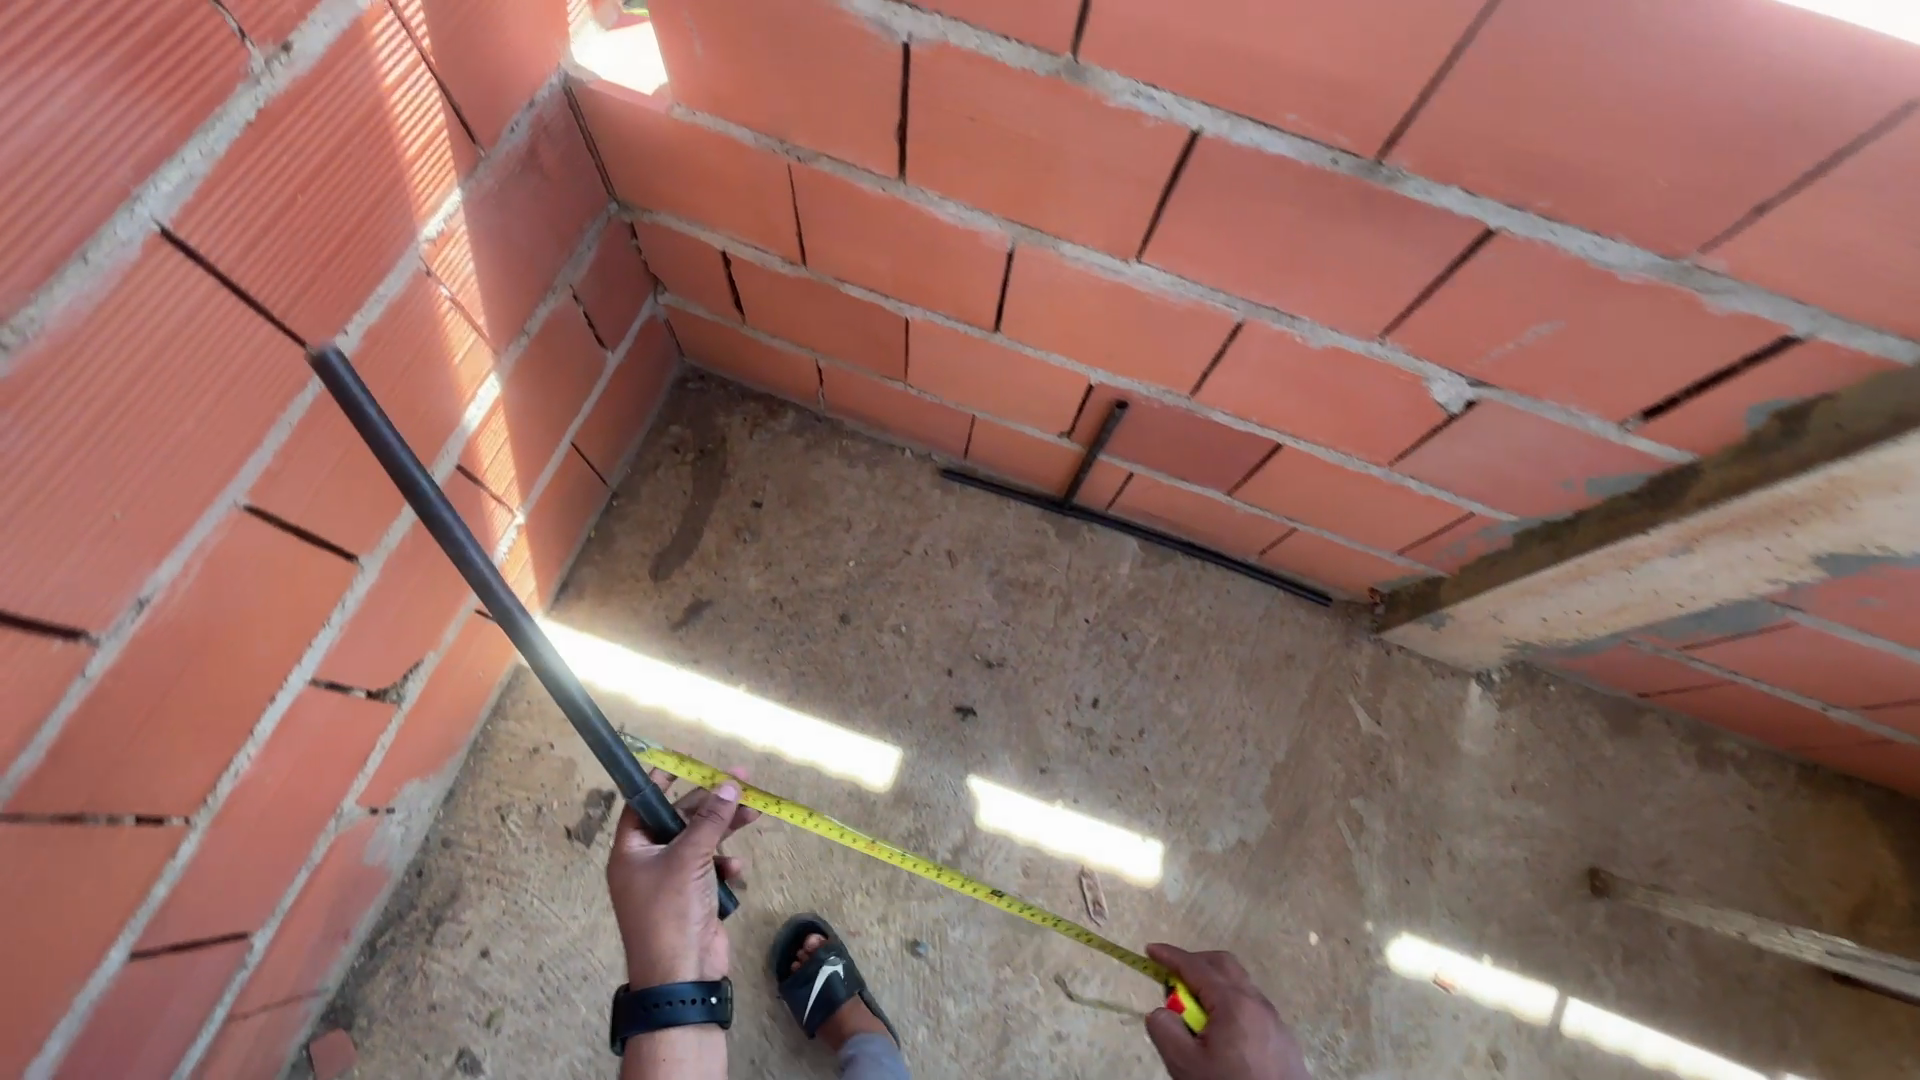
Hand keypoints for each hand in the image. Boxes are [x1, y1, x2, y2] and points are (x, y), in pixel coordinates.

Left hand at [606, 768, 759, 987]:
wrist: (681, 975)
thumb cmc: (671, 912)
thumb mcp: (690, 857)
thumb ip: (710, 819)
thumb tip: (730, 784)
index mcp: (631, 851)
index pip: (642, 804)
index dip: (662, 781)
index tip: (684, 761)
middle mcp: (648, 862)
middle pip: (679, 819)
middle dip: (710, 803)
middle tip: (740, 781)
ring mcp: (671, 881)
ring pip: (700, 841)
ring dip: (724, 830)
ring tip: (753, 813)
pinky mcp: (693, 897)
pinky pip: (710, 867)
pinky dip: (724, 864)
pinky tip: (735, 869)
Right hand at [1144, 945, 1310, 1079]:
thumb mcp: (1185, 1065)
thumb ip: (1165, 1030)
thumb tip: (1163, 1012)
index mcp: (1233, 1003)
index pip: (1195, 966)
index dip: (1169, 955)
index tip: (1150, 950)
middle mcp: (1257, 1004)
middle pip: (1223, 965)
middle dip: (1195, 964)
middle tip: (1174, 981)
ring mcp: (1275, 1021)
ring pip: (1240, 986)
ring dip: (1214, 987)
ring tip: (1197, 1016)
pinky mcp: (1285, 1041)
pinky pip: (1253, 1008)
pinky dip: (1231, 1007)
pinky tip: (1224, 1036)